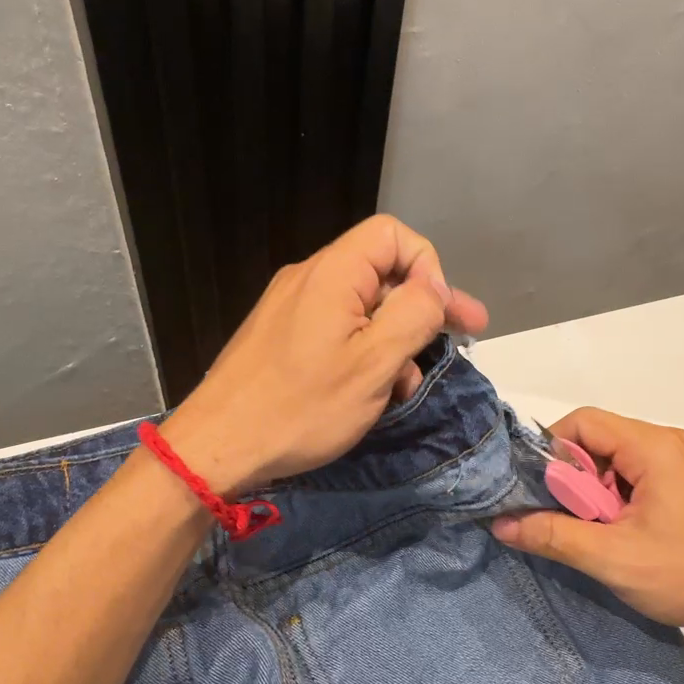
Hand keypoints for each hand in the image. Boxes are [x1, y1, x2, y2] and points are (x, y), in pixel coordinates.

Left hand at [160, 215, 487, 493]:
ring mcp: (292, 309)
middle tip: (466, 336)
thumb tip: (432, 287)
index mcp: (332, 274)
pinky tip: (375, 392)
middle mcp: (310, 279)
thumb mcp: (373, 364)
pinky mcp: (282, 338)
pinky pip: (337, 330)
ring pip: (362, 308)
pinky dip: (365, 353)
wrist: (217, 448)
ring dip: (395, 340)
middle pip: (381, 272)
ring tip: (407, 386)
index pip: (393, 235)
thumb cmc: (301, 408)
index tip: (439, 311)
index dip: (426, 265)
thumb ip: (413, 316)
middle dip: (423, 307)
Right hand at [491, 408, 683, 633]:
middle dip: (576, 475)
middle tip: (570, 517)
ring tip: (599, 529)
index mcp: (655, 447)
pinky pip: (642, 471)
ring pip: (620, 457)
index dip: (553, 449)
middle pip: (601, 437)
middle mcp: (672, 441)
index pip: (584, 421)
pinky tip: (624, 530)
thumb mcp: (612, 558)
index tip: (541, 489)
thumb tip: (501, 524)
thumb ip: (553, 535)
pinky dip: (621, 494)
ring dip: (598, 489)